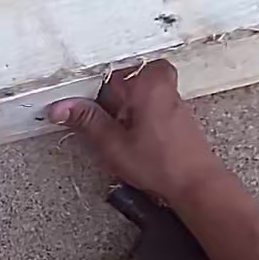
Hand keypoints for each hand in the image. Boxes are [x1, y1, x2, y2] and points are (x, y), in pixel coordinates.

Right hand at [48, 60, 234, 206]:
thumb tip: (63, 107)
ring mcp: (171, 97)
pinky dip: (138, 118)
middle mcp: (161, 83)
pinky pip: (149, 104)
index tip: (81, 111)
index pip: (105, 76)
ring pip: (136, 93)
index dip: (90, 97)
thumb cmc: (161, 164)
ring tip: (124, 136)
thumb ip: (86, 120)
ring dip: (125, 111)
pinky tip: (137, 140)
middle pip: (122, 81)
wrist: (195, 183)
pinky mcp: (176, 113)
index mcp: (145, 82)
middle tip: (107, 123)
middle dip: (110, 101)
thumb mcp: (113, 144)